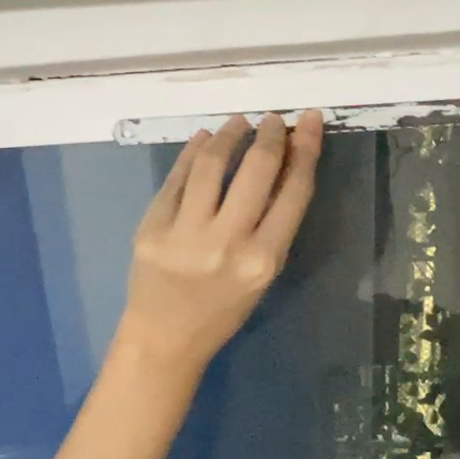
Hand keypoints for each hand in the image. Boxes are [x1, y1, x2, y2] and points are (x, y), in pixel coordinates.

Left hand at [113, 110, 323, 374]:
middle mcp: (226, 244)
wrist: (165, 338)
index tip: (307, 121)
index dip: (305, 149)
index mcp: (262, 261)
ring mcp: (185, 234)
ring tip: (237, 124)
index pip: (292, 191)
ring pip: (211, 164)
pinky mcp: (152, 227)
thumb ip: (273, 227)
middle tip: (272, 120)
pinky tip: (203, 140)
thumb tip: (284, 166)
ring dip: (229, 135)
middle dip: (269, 135)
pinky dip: (191, 153)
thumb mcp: (261, 278)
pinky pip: (177, 178)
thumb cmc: (221, 312)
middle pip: (256, 169)